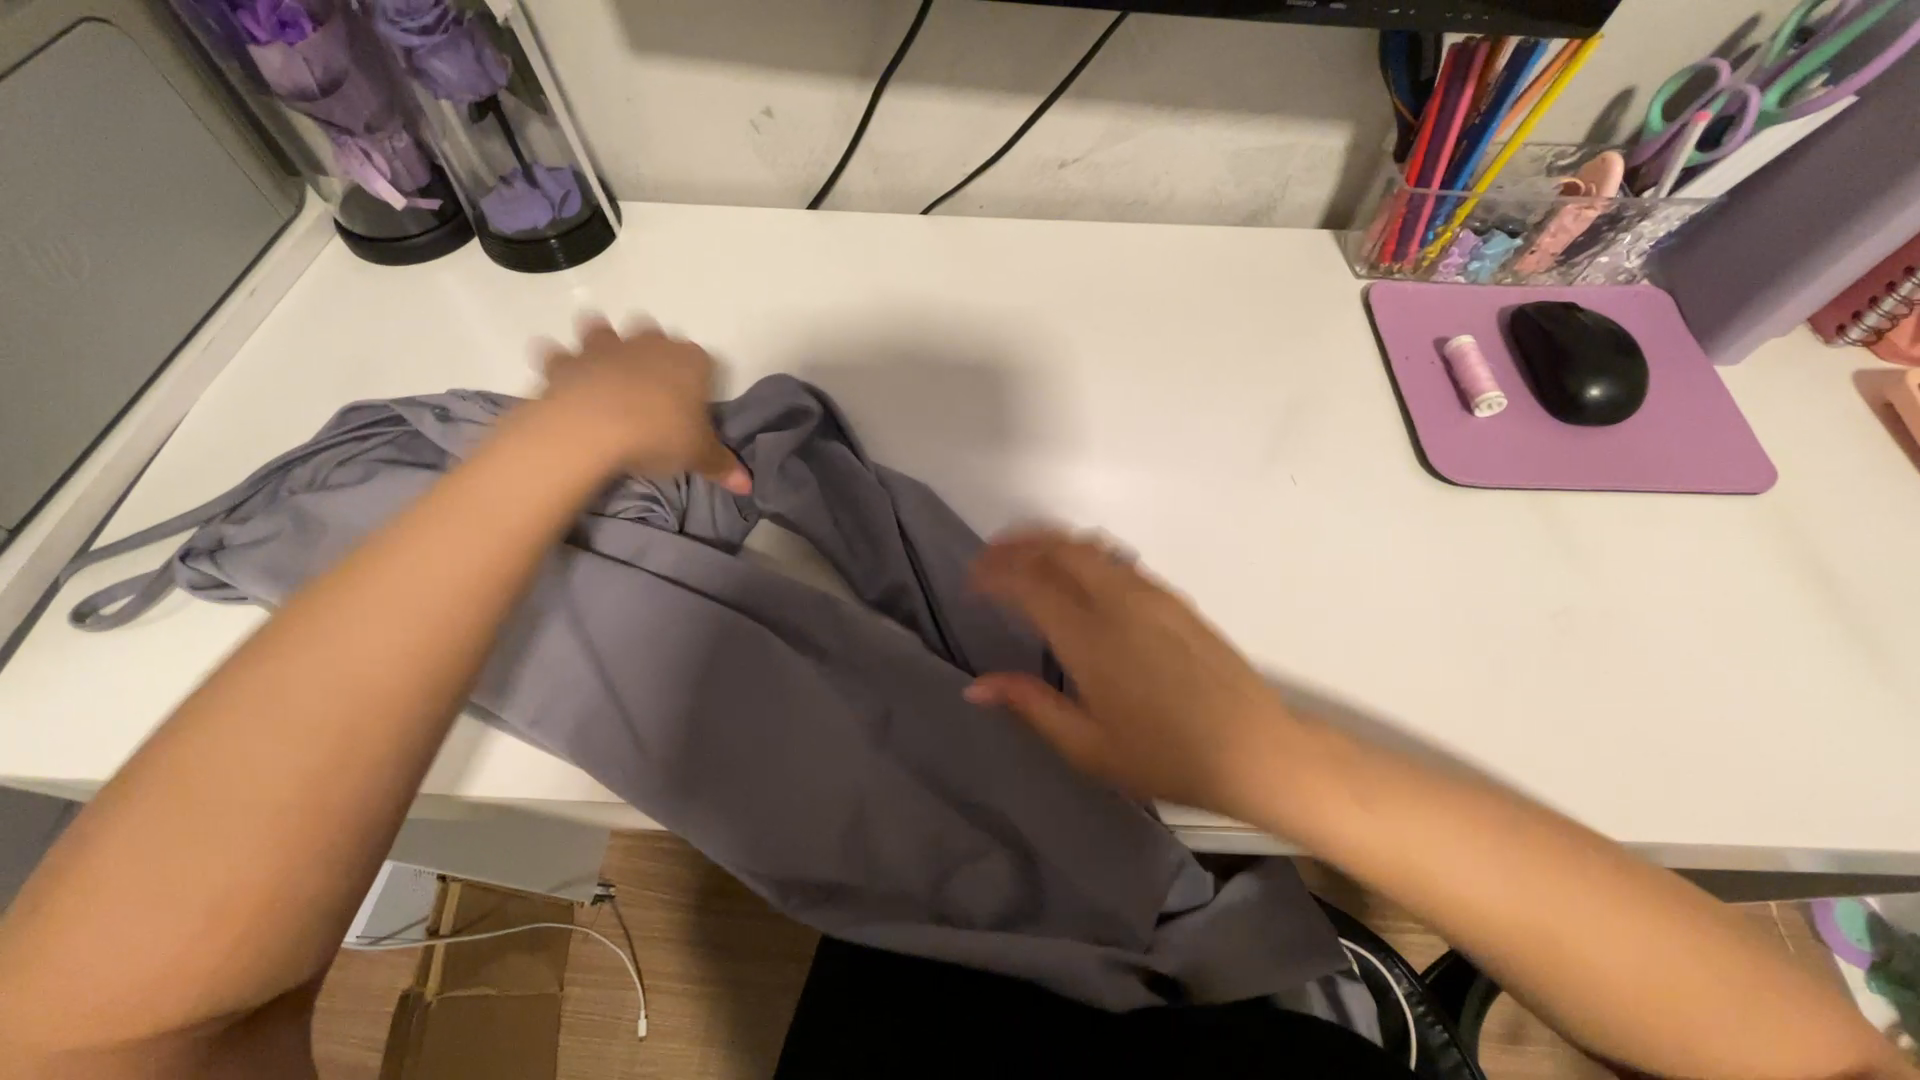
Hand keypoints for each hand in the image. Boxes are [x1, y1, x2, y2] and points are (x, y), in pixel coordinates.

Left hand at [536, 313, 750, 493]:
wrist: (595, 427)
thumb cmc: (660, 434)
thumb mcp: (698, 455)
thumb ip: (721, 466)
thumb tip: (748, 485)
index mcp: (689, 361)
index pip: (701, 360)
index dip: (697, 378)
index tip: (691, 401)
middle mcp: (648, 344)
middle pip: (653, 334)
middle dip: (649, 351)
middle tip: (648, 383)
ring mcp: (604, 347)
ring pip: (602, 330)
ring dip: (601, 343)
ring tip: (602, 370)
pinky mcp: (567, 361)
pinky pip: (559, 355)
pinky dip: (559, 364)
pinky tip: (562, 380)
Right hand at [967, 529, 1304, 820]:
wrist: (1255, 749)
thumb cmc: (1166, 757)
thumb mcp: (1089, 747)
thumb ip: (1031, 706)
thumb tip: (976, 687)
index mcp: (1091, 638)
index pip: (1030, 583)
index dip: (994, 574)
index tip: (971, 581)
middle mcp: (1119, 602)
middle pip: (1060, 548)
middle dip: (1019, 544)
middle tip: (990, 558)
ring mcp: (1152, 595)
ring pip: (1091, 548)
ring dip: (1052, 543)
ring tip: (1026, 557)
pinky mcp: (1175, 601)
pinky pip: (1118, 562)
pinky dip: (1084, 556)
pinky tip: (1080, 579)